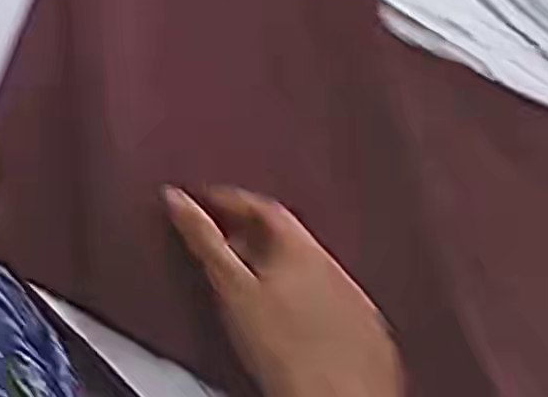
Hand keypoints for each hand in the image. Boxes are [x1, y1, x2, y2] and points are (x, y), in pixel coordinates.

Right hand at [166, 186, 403, 396]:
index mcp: (305, 252)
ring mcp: (361, 310)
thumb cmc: (284, 350)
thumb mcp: (229, 285)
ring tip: (246, 279)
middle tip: (219, 240)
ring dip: (276, 266)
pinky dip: (302, 298)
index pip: (264, 207)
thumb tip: (175, 197)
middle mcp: (338, 273)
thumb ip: (201, 236)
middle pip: (288, 237)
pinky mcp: (373, 343)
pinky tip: (285, 316)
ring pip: (310, 271)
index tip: (204, 200)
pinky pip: (331, 303)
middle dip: (249, 234)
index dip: (229, 199)